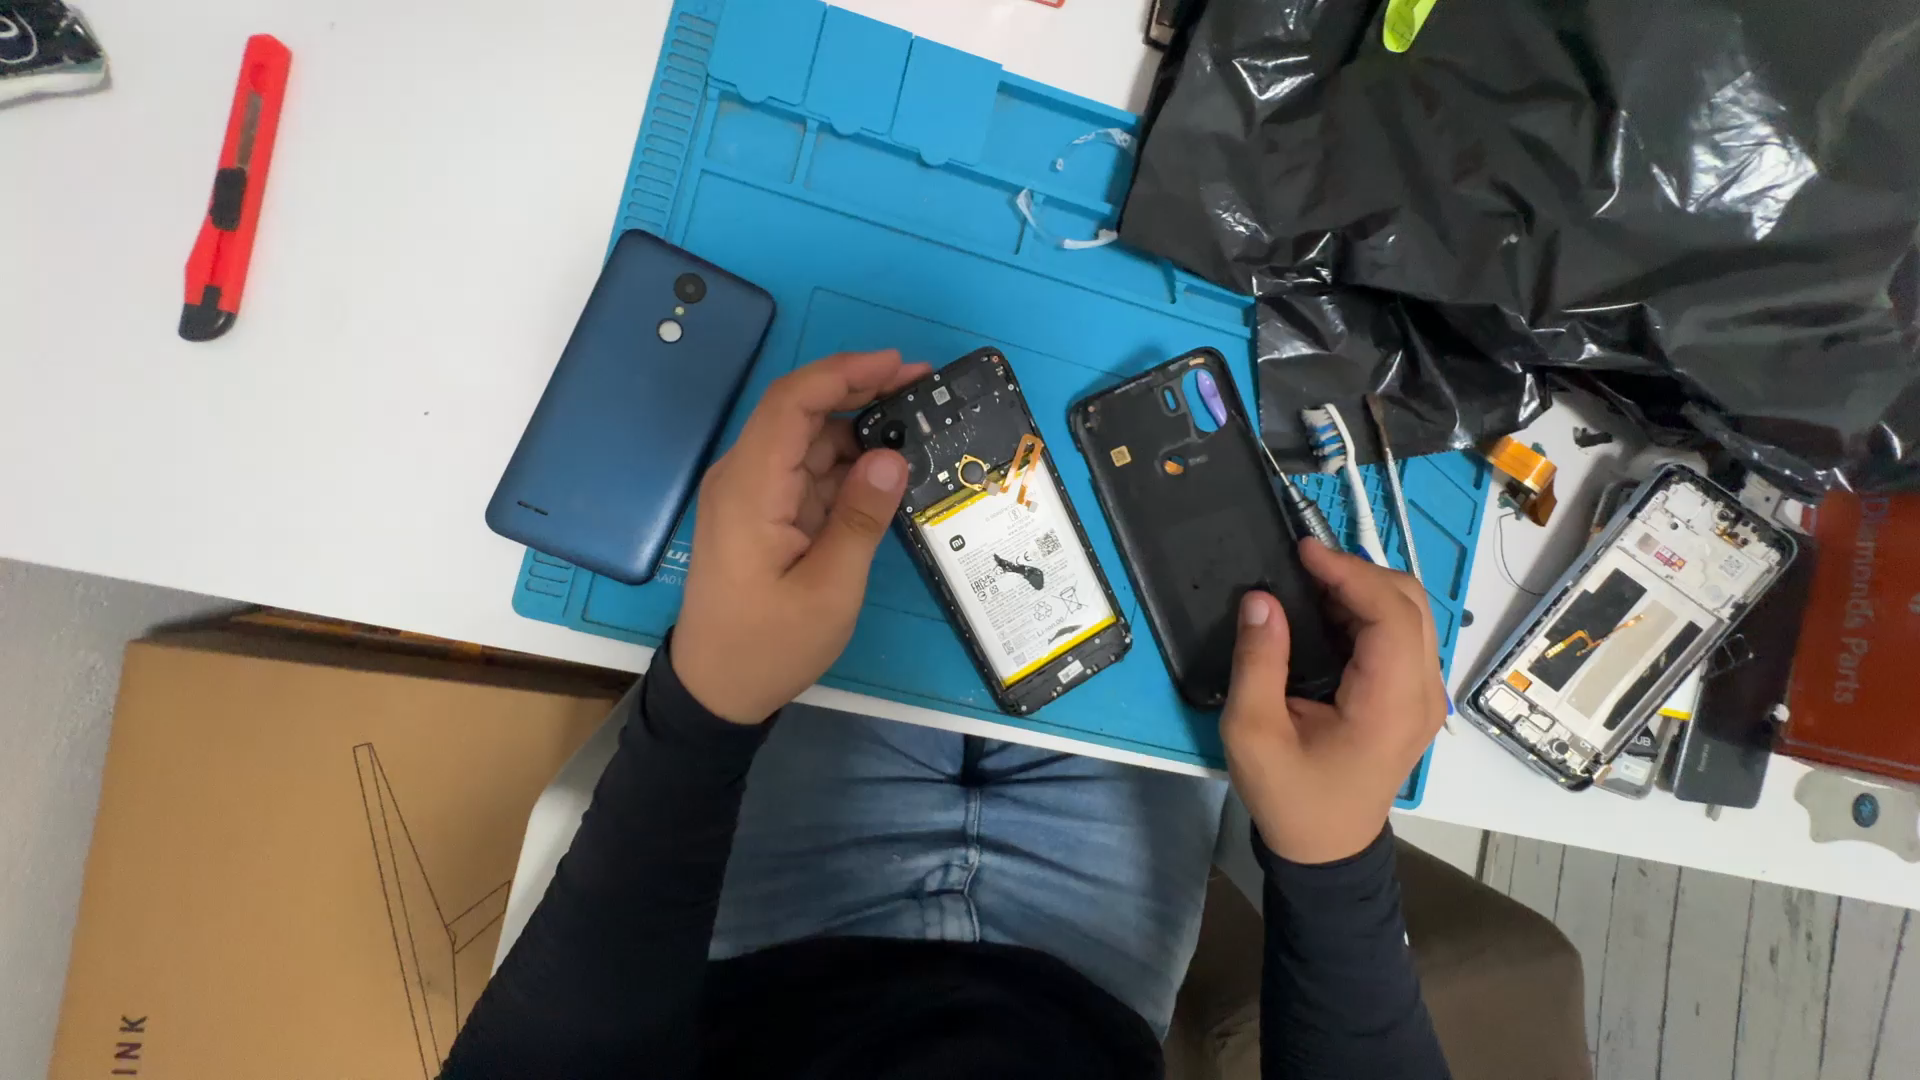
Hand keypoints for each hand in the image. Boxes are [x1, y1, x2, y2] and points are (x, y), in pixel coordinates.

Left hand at [672, 350, 927, 723]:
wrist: (718, 689)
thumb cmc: (770, 646)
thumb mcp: (830, 589)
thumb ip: (861, 518)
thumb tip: (892, 457)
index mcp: (751, 488)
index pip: (792, 403)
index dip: (844, 372)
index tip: (898, 364)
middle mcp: (744, 478)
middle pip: (800, 411)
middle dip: (859, 390)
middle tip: (921, 386)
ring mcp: (752, 495)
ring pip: (807, 440)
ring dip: (858, 428)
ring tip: (916, 426)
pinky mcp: (763, 513)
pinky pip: (807, 472)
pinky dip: (847, 465)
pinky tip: (885, 469)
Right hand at [1221, 538, 1446, 864]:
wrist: (1326, 847)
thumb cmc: (1289, 794)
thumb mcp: (1252, 731)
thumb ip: (1257, 662)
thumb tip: (1261, 599)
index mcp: (1390, 702)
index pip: (1390, 613)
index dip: (1349, 572)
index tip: (1302, 550)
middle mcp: (1422, 692)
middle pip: (1411, 603)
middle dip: (1358, 571)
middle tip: (1300, 564)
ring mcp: (1422, 695)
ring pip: (1410, 613)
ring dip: (1361, 587)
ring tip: (1306, 581)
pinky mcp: (1410, 697)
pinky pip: (1399, 634)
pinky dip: (1364, 609)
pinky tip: (1323, 610)